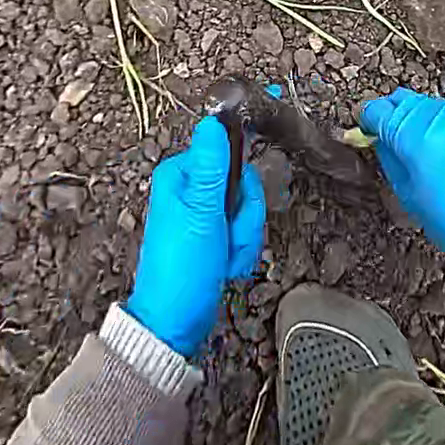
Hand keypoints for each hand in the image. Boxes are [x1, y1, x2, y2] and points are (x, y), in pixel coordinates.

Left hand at [125, 116, 265, 355]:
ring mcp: (205, 210)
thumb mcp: (200, 215)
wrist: (174, 325)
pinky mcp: (216, 230)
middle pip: (243, 177)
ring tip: (225, 254)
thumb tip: (213, 121)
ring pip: (249, 203)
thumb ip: (211, 167)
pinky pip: (246, 225)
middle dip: (244, 210)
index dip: (245, 152)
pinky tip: (227, 263)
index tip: (270, 119)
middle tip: (227, 233)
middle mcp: (192, 188)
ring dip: (244, 233)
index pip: (225, 145)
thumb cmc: (181, 270)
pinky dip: (242, 246)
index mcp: (181, 175)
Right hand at [358, 88, 444, 259]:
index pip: (380, 110)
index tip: (370, 126)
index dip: (371, 118)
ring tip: (438, 152)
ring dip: (432, 122)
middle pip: (408, 101)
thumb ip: (391, 160)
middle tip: (401, 137)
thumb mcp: (409, 195)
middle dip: (400, 116)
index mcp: (414, 134)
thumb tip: (381, 141)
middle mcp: (442, 115)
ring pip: (438, 107)